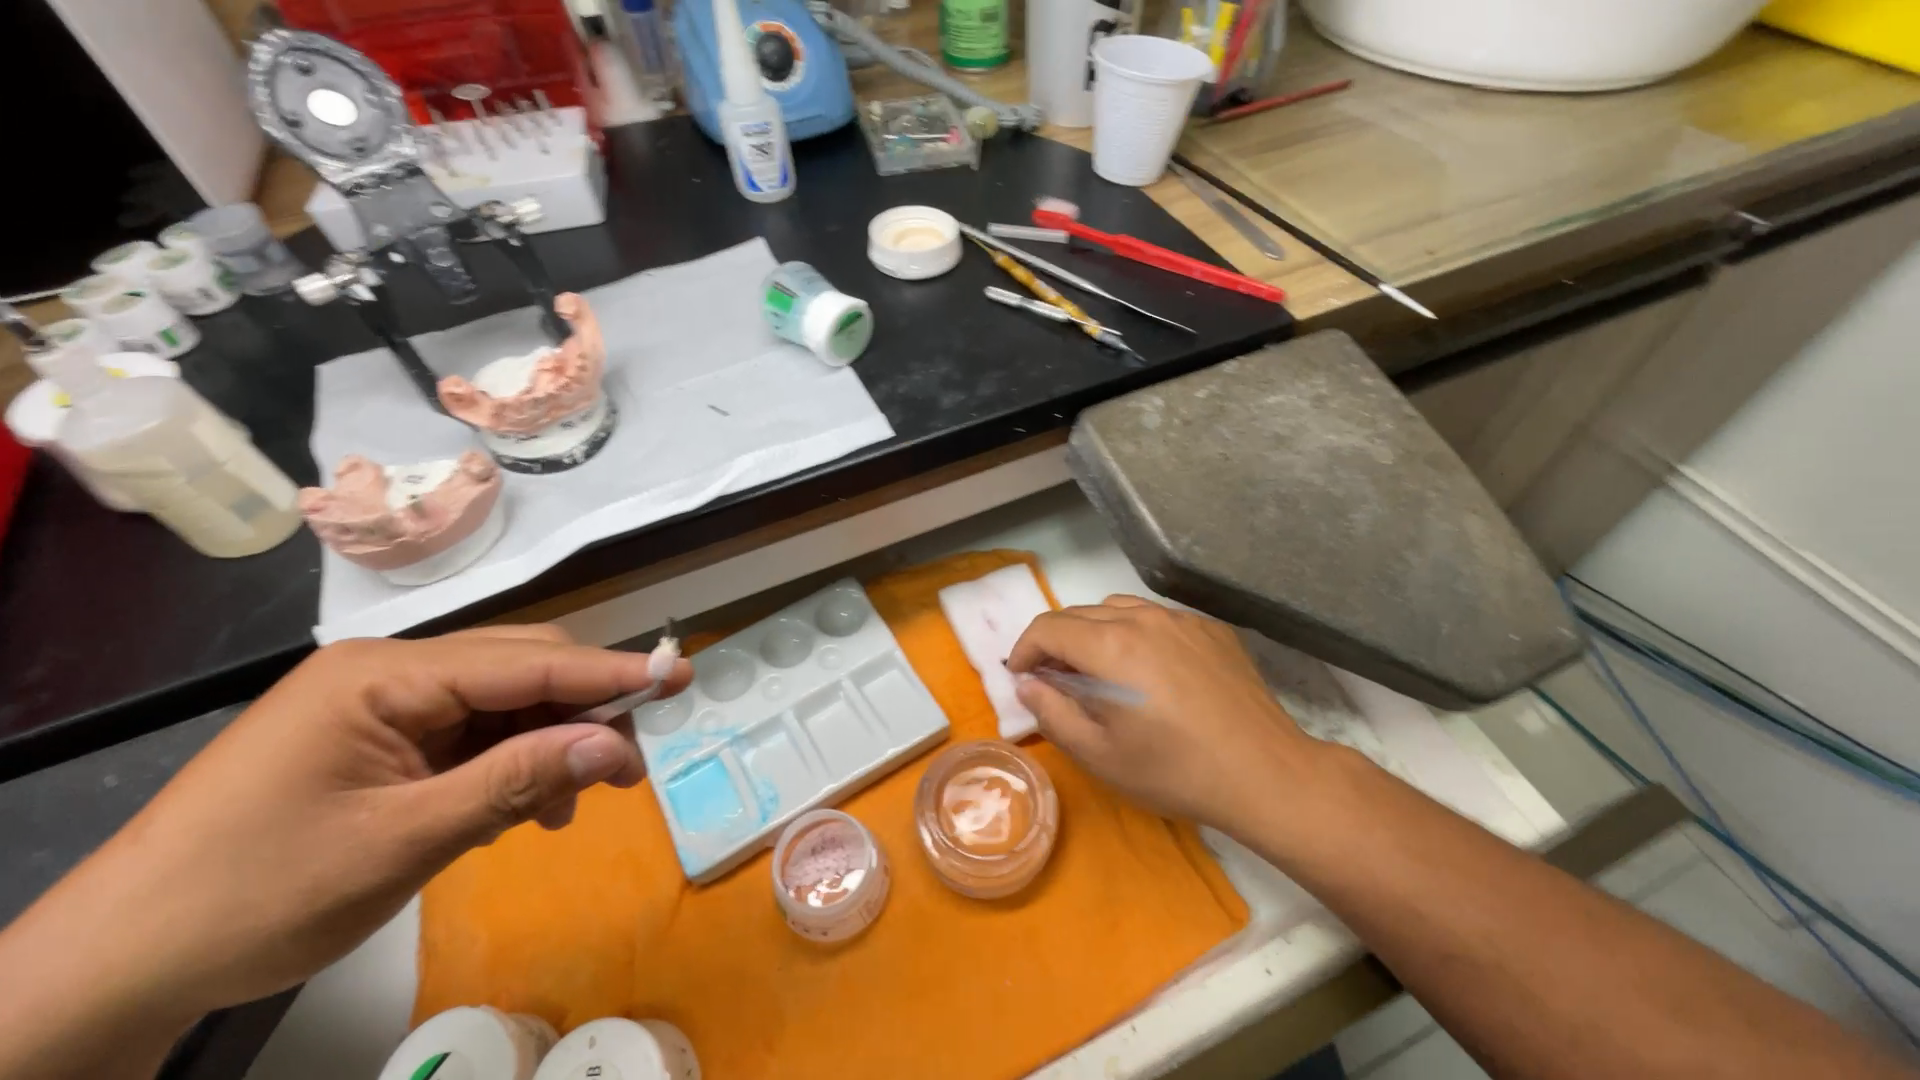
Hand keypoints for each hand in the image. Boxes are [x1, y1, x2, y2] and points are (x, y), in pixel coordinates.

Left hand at [7, 625, 689, 1024]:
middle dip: (582, 711)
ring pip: (500, 706)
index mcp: (383, 674)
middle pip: (518, 670)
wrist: (123, 960)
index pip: (526, 661)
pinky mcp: (376, 743)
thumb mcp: (403, 839)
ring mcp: (379, 707)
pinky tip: (522, 812)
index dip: (610, 670)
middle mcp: (386, 672)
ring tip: (575, 802)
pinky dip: (508, 768)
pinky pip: (467, 738)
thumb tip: (616, 745)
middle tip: (630, 765)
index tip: (681, 674)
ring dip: (546, 747)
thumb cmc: (259, 893)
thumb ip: (517, 780)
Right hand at [1007, 595, 1320, 832]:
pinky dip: (1135, 634)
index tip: (1020, 675)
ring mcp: (1182, 620)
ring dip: (1093, 633)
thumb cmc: (1174, 771)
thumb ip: (1053, 713)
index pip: (1048, 627)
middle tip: (1054, 680)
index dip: (1025, 649)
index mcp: (1111, 647)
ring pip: (1118, 609)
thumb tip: (1027, 684)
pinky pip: (1157, 618)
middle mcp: (1144, 620)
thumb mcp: (1100, 755)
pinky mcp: (1211, 629)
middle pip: (1080, 613)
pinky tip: (1148, 670)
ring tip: (1098, 670)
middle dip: (1055, 642)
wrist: (1264, 774)